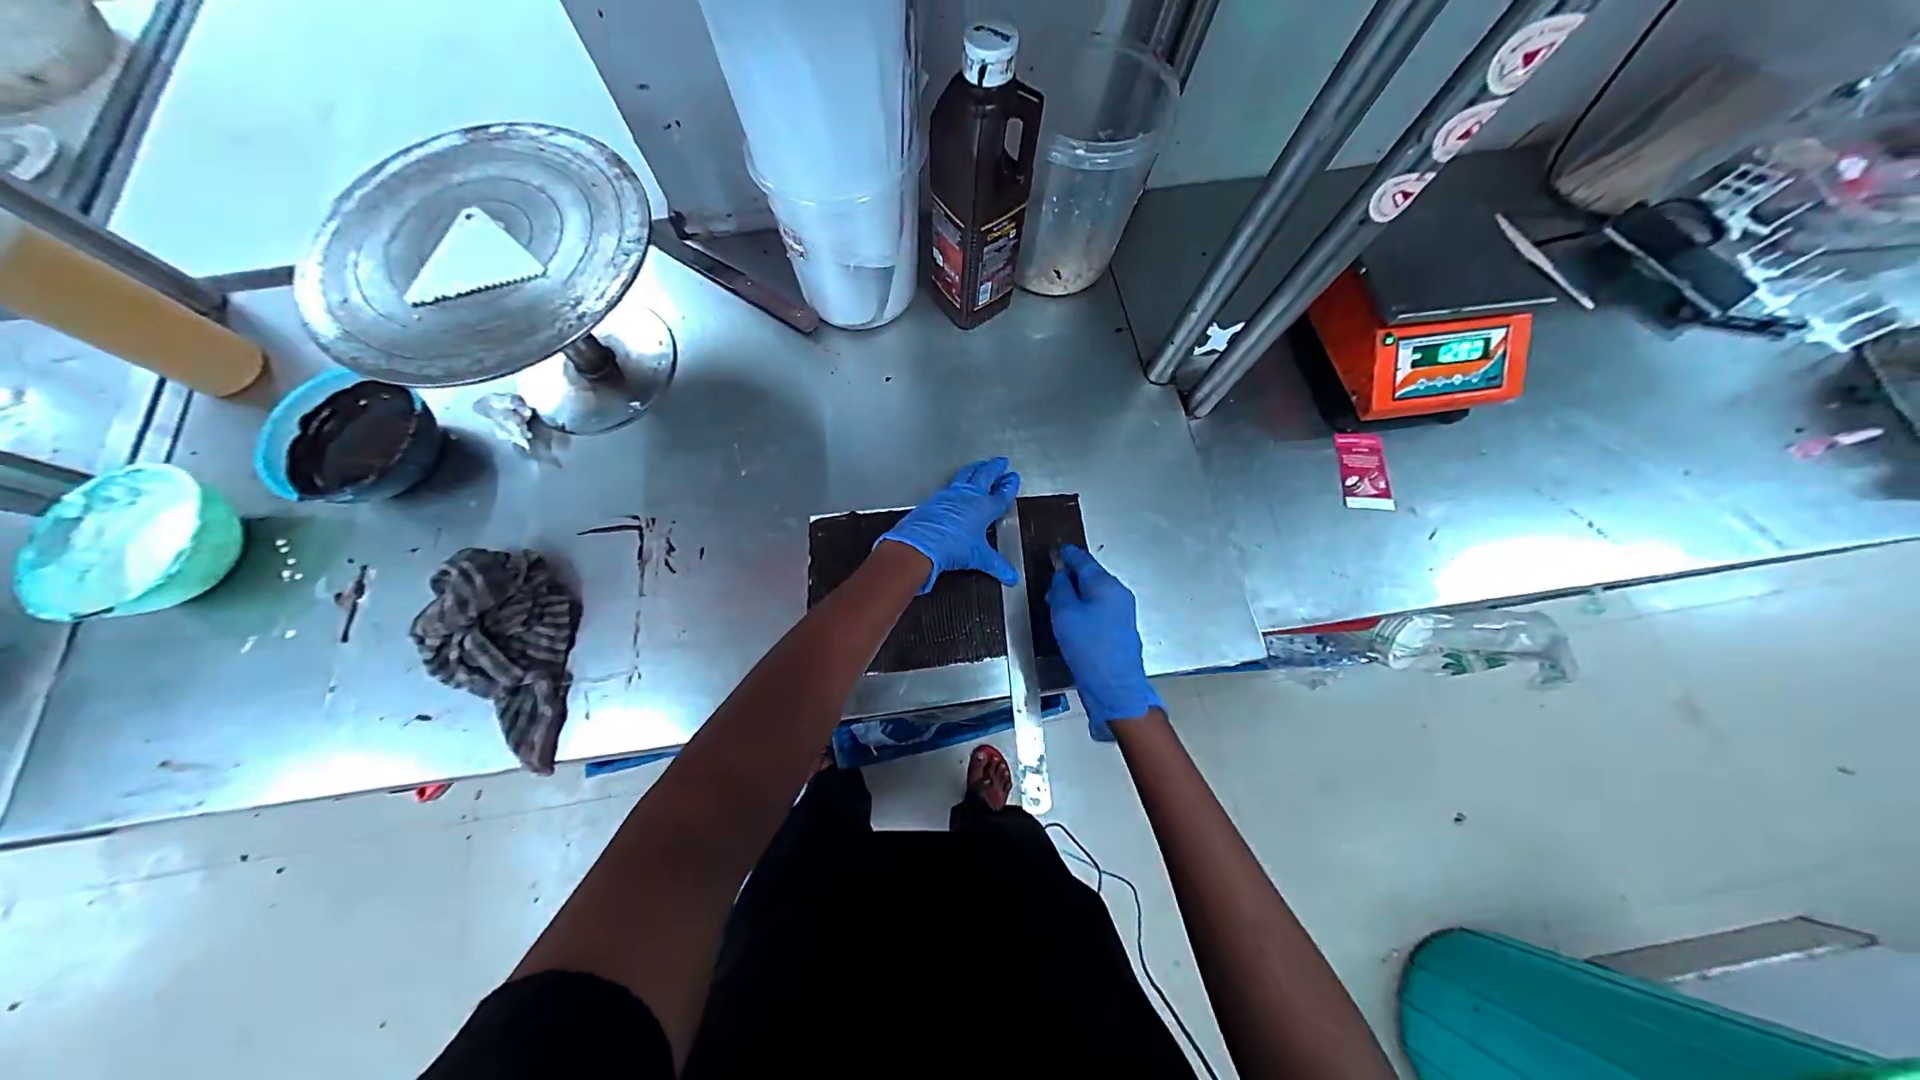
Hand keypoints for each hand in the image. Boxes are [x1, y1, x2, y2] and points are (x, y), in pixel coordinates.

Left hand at [879, 457, 1019, 593]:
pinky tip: (955, 486)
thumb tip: (1011, 577)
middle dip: (995, 468)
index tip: (1013, 477)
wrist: (921, 544)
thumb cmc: (952, 546)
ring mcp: (949, 495)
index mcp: (984, 507)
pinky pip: (949, 486)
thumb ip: (997, 565)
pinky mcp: (934, 499)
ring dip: (975, 468)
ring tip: (980, 465)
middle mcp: (968, 496)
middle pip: (985, 475)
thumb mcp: (979, 558)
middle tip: (1001, 462)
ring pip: (966, 475)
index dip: (1009, 486)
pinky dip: (956, 482)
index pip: (1002, 494)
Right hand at [1046, 544, 1162, 740]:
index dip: (1066, 554)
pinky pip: (1099, 609)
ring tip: (1056, 600)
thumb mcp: (1065, 614)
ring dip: (1076, 594)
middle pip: (1091, 576)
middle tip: (1051, 578)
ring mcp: (1122, 613)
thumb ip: (1060, 589)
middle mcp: (1119, 594)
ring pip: (1095, 594)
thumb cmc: (1089, 649)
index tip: (1056, 550)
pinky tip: (1071, 619)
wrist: (1115, 688)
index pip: (1083, 560)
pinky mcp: (1120, 630)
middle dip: (1070, 576)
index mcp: (1106, 585)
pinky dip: (1084, 608)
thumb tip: (1060, 575)